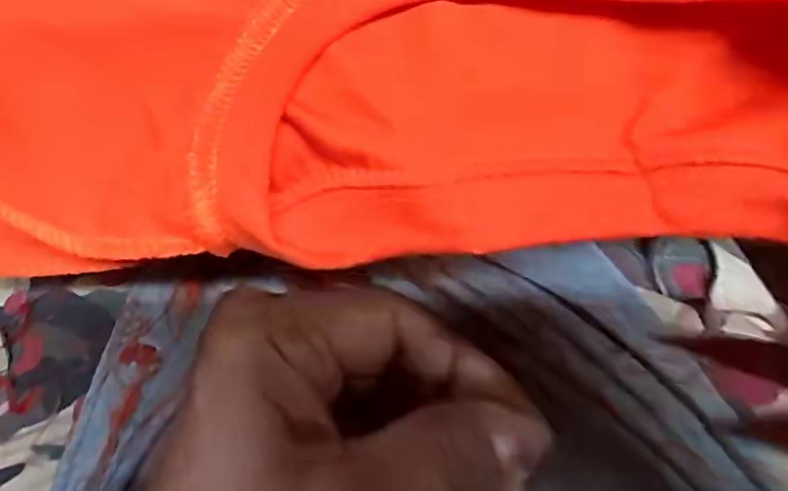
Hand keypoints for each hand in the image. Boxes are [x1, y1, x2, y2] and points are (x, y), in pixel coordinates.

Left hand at [141, 288, 551, 490]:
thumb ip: (444, 452)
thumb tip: (519, 427)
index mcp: (273, 326)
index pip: (393, 321)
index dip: (466, 369)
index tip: (526, 431)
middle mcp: (265, 329)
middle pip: (383, 349)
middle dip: (448, 400)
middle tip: (509, 456)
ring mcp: (261, 370)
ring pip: (369, 382)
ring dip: (426, 423)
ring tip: (478, 467)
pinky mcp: (263, 411)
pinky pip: (343, 409)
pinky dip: (392, 439)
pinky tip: (427, 467)